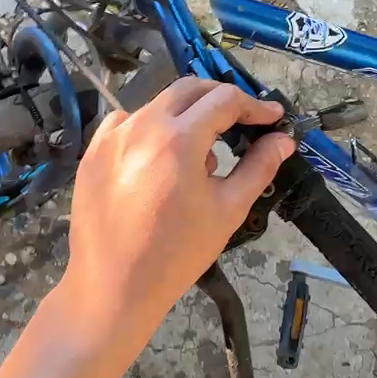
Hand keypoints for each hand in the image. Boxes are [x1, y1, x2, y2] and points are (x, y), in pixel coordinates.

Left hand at [61, 77, 294, 331]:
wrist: (113, 288)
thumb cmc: (177, 253)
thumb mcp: (228, 210)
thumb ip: (259, 167)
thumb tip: (283, 139)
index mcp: (179, 137)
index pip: (224, 100)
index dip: (254, 105)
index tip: (272, 117)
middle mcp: (142, 124)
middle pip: (189, 89)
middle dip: (221, 98)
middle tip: (243, 120)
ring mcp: (112, 136)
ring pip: (158, 104)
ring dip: (187, 114)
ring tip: (200, 155)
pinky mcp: (93, 151)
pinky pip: (127, 122)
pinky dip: (150, 128)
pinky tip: (158, 158)